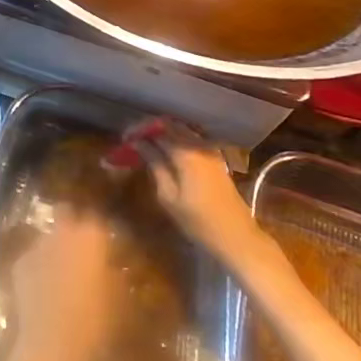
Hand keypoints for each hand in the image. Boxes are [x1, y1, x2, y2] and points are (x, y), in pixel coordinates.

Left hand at [5, 207, 116, 360]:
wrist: (52, 343)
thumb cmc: (95, 320)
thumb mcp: (118, 296)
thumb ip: (113, 271)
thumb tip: (110, 263)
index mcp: (92, 236)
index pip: (97, 218)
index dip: (99, 231)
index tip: (104, 243)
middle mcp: (63, 232)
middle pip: (66, 214)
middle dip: (71, 224)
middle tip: (80, 247)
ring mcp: (37, 246)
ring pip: (47, 237)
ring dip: (53, 247)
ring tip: (59, 270)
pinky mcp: (19, 264)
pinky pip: (31, 258)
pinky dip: (37, 266)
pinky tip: (41, 287)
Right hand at [139, 135, 272, 272]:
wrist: (236, 235)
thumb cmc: (198, 222)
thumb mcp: (169, 196)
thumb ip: (155, 165)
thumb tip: (139, 143)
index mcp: (186, 152)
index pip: (158, 130)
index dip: (139, 130)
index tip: (124, 138)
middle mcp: (200, 144)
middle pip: (172, 125)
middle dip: (151, 129)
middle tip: (134, 140)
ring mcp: (211, 150)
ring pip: (183, 131)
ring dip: (164, 133)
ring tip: (147, 145)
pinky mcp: (216, 158)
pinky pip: (192, 139)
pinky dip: (177, 140)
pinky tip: (167, 152)